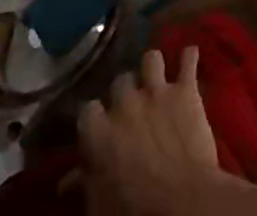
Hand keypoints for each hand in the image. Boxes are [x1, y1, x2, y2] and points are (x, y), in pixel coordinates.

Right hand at [79, 48, 221, 214]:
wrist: (181, 195)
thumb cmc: (134, 205)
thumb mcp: (99, 201)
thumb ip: (85, 182)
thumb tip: (67, 180)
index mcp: (98, 131)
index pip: (88, 109)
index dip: (95, 114)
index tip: (101, 120)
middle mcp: (126, 104)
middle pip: (120, 80)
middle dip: (125, 89)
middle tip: (132, 101)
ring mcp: (157, 92)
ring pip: (151, 59)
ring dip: (153, 66)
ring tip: (158, 73)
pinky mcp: (186, 89)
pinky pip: (189, 59)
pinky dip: (189, 56)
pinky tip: (189, 56)